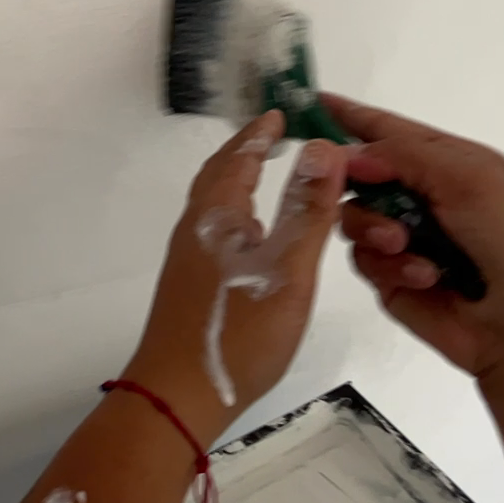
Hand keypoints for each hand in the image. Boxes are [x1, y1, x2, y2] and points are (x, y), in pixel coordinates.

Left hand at [124, 112, 346, 439]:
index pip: (236, 160)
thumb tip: (322, 148)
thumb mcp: (287, 269)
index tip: (279, 114)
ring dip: (238, 178)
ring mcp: (188, 255)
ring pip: (215, 202)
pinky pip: (215, 226)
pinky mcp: (191, 279)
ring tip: (269, 174)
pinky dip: (236, 209)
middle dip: (244, 151)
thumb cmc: (240, 329)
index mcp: (216, 217)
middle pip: (218, 175)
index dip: (258, 135)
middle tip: (274, 136)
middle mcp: (195, 227)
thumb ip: (307, 210)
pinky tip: (253, 233)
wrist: (181, 388)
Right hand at [324, 93, 503, 377]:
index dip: (349, 115)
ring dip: (376, 230)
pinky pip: (360, 257)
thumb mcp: (472, 182)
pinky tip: (422, 277)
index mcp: (449, 165)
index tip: (309, 101)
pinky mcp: (389, 275)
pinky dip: (388, 265)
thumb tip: (346, 154)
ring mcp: (403, 236)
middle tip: (351, 188)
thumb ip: (405, 155)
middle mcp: (421, 196)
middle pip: (355, 173)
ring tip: (406, 248)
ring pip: (350, 216)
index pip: (388, 131)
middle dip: (354, 183)